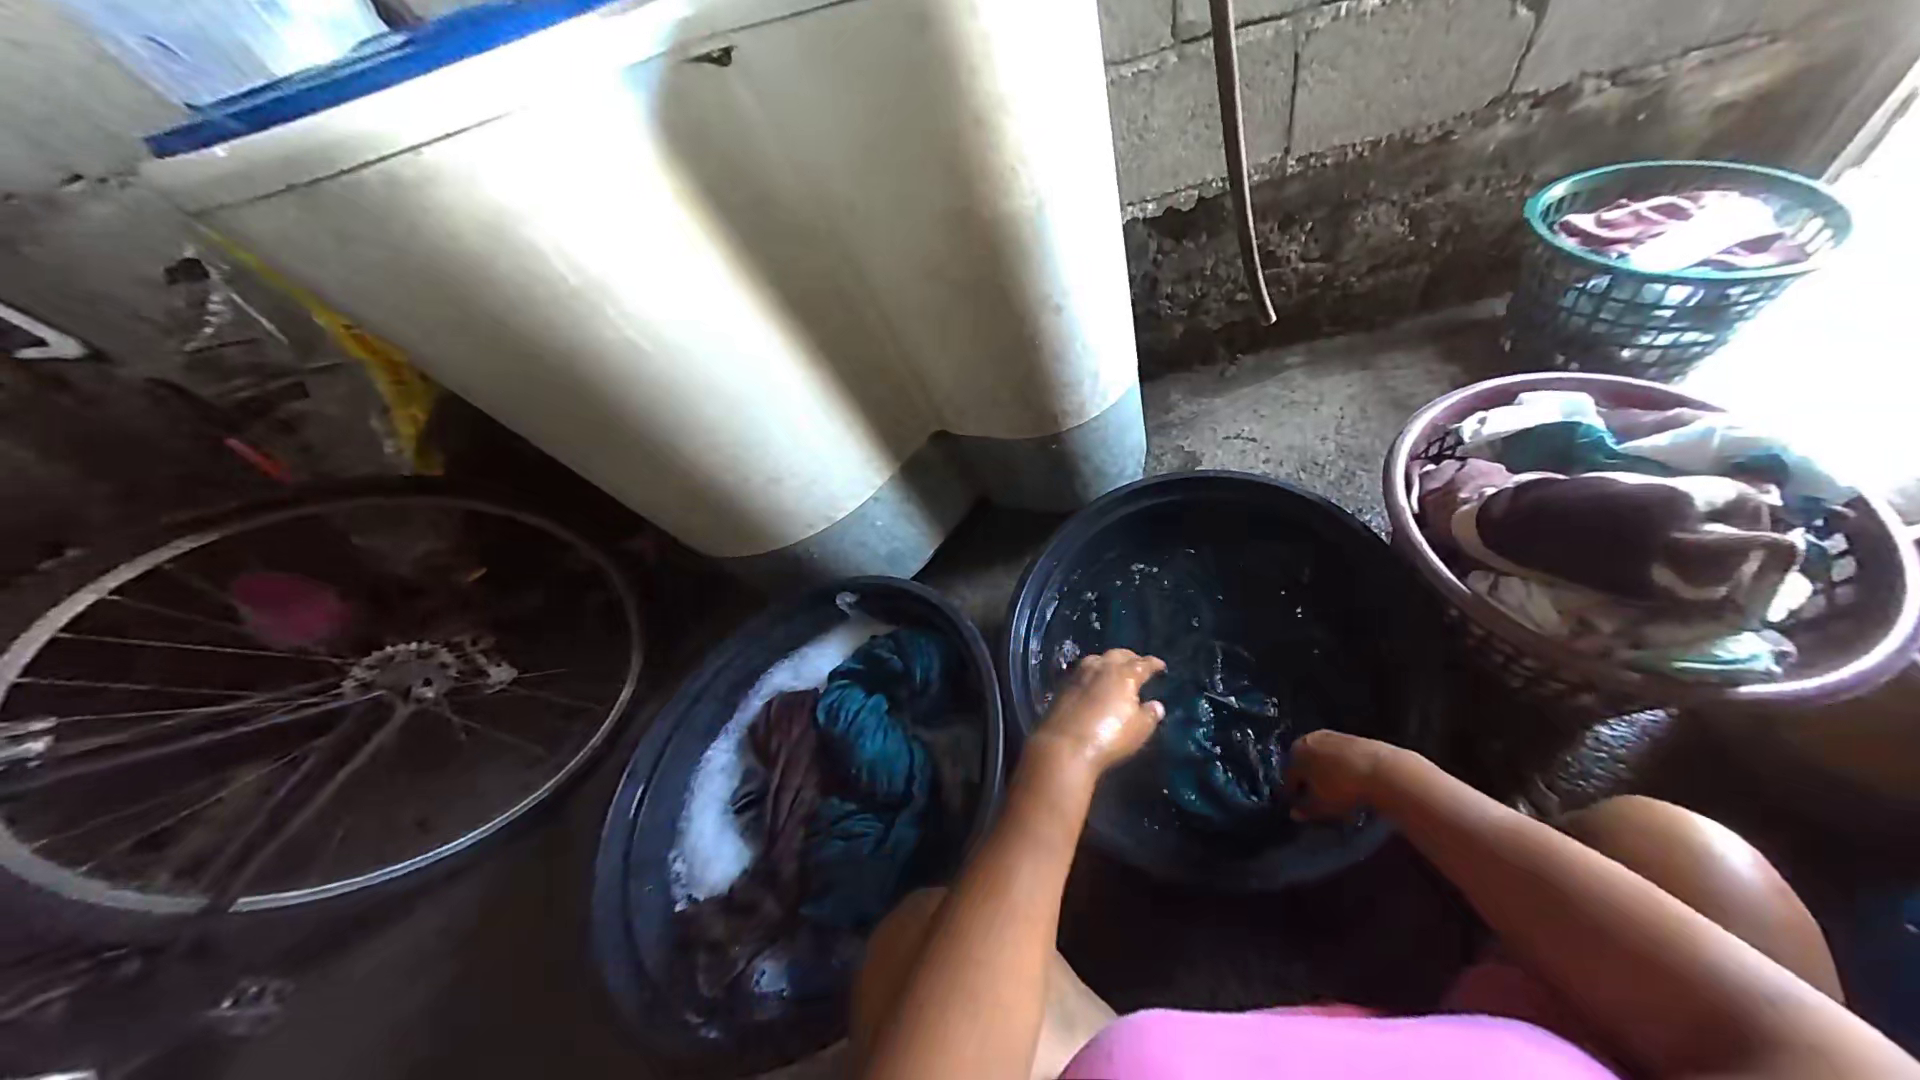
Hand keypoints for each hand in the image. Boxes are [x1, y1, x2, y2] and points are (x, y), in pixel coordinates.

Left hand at [1033, 649, 1166, 774]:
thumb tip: (1156, 705)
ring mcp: (1079, 674)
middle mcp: (1101, 667)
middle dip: (1131, 658)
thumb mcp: (1139, 730)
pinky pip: (1082, 671)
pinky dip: (1092, 672)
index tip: (1161, 666)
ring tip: (1115, 670)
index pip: (1143, 664)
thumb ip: (1150, 715)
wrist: (1064, 746)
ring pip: (1097, 659)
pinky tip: (1093, 681)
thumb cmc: (1109, 738)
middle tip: (1138, 664)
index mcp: (1124, 675)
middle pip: (1118, 655)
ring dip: (1109, 662)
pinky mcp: (1063, 685)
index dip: (1154, 664)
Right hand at [1283, 730, 1403, 820]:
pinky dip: (1344, 770)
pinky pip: (1342, 757)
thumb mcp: (1320, 806)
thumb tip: (1294, 813)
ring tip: (1341, 796)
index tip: (1303, 808)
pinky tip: (1354, 785)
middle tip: (1322, 801)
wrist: (1384, 771)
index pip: (1289, 777)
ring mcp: (1332, 736)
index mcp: (1295, 753)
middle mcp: (1309, 739)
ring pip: (1324, 760)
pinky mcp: (1354, 738)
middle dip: (1312, 783)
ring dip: (1329, 776)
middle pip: (1306, 765)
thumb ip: (1304, 810)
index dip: (1295, 795)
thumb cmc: (1343, 788)